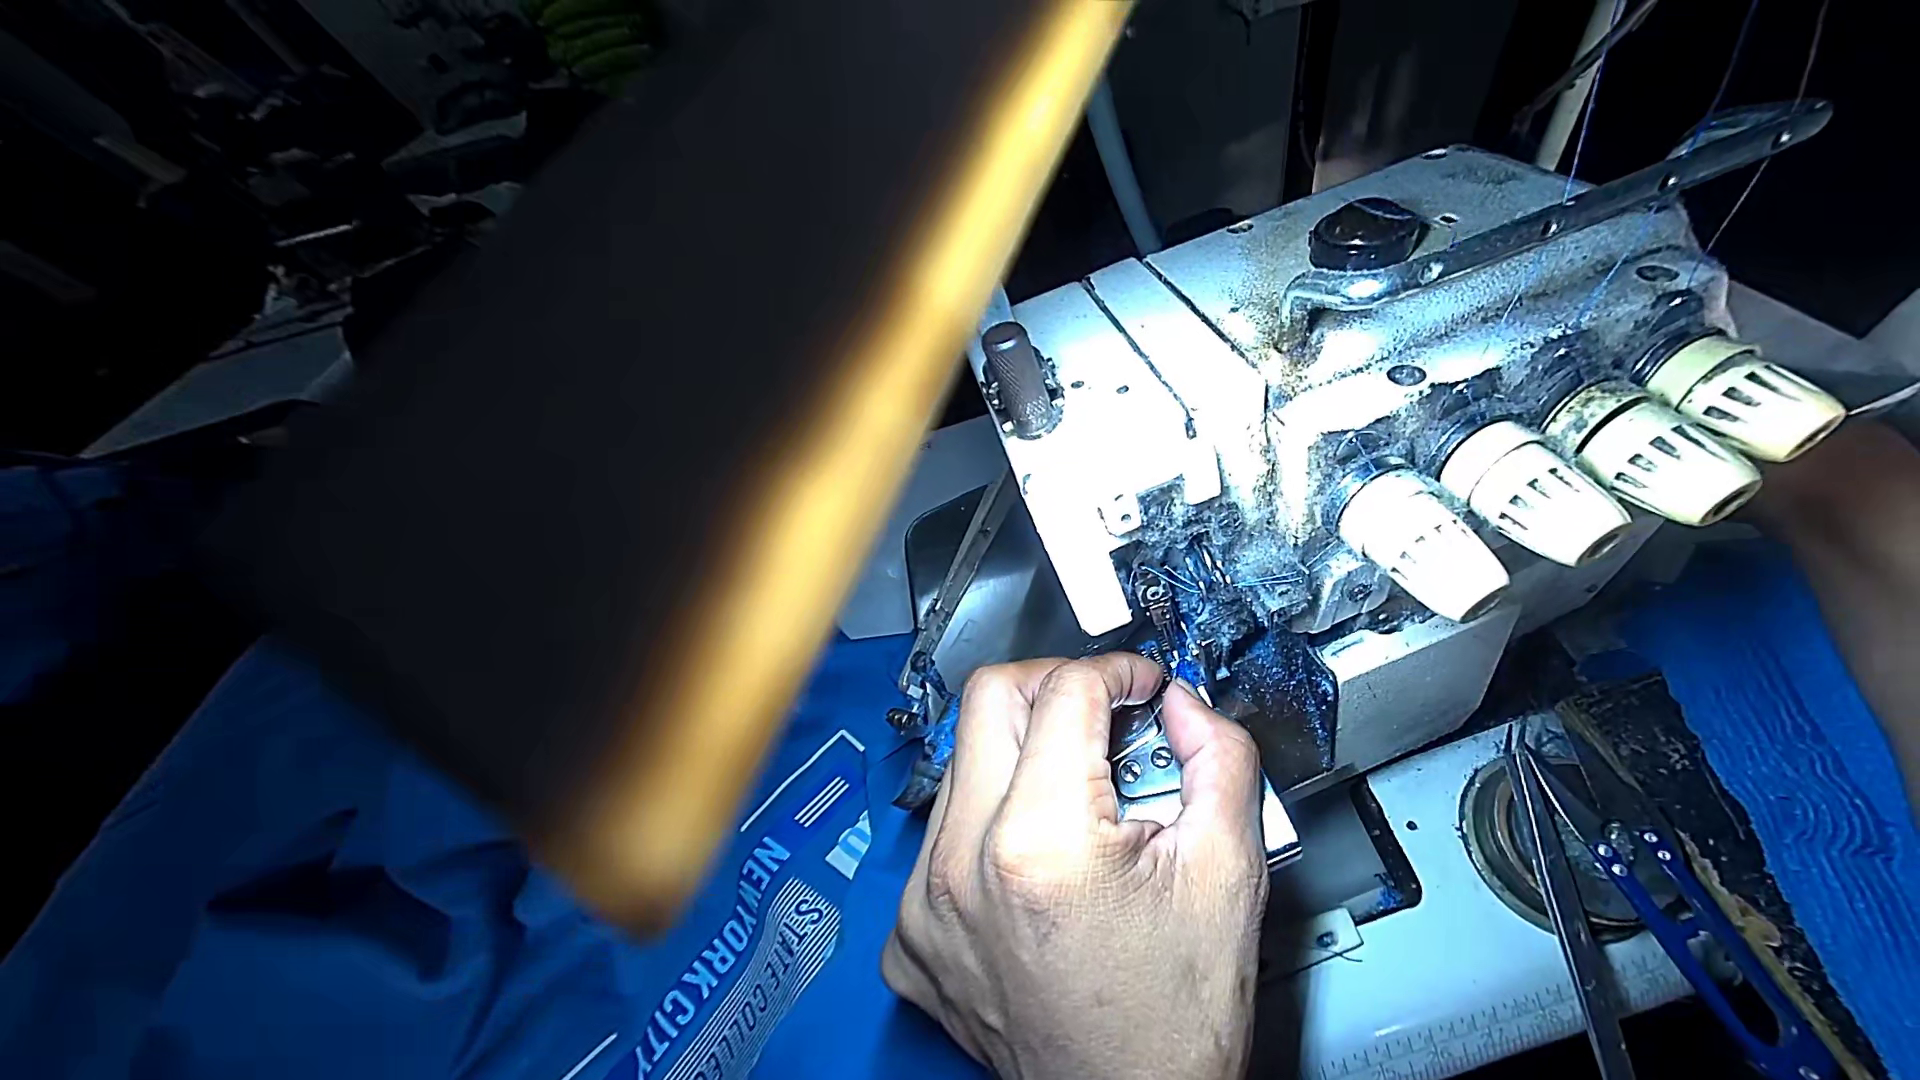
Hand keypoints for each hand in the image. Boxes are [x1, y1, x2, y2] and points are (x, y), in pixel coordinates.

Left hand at [882, 654, 1268, 1079]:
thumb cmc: (1176, 1016)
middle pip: (991, 697)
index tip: (1140, 683)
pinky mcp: (911, 923)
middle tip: (1098, 709)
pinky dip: (994, 808)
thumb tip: (1177, 702)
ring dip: (1023, 747)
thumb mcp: (1228, 872)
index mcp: (1041, 842)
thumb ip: (1217, 758)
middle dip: (1053, 683)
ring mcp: (923, 895)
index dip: (1115, 670)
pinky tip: (1036, 846)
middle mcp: (961, 862)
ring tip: (1075, 784)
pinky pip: (946, 822)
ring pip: (965, 755)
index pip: (1064, 691)